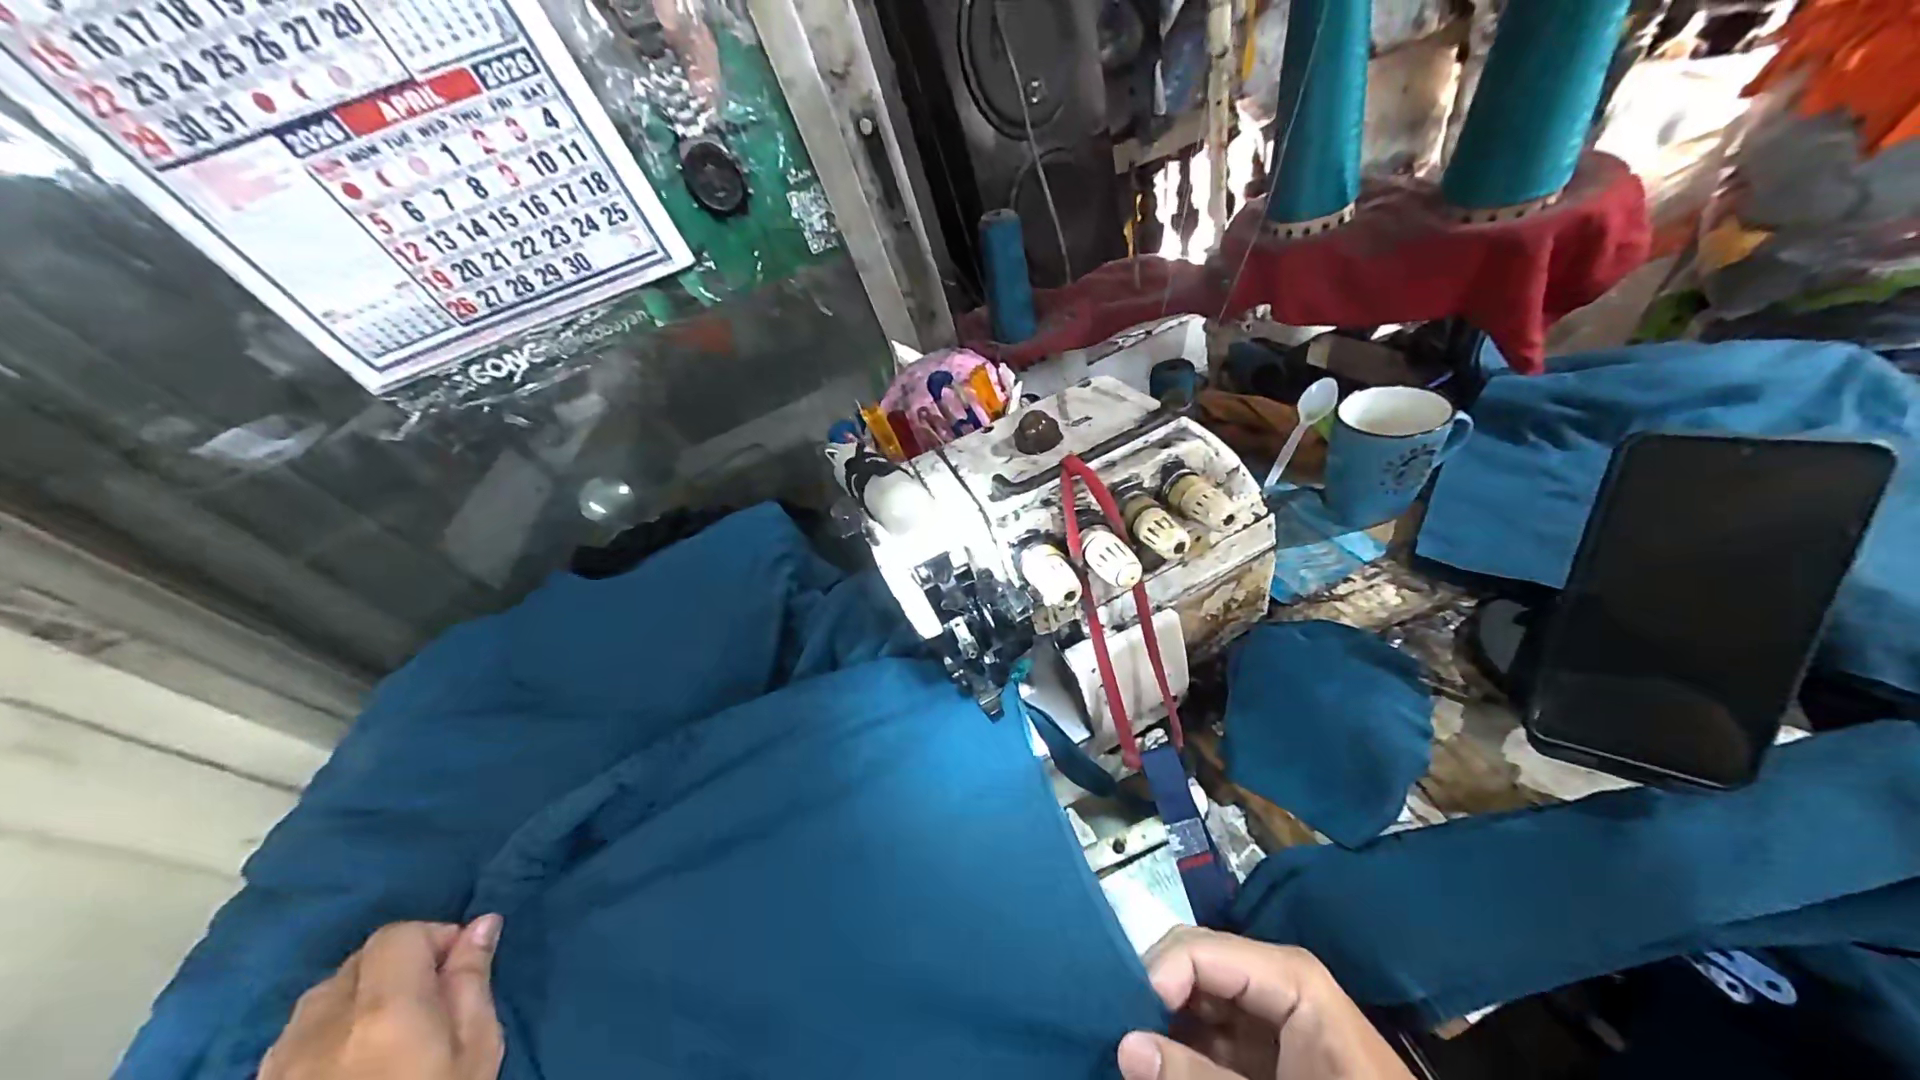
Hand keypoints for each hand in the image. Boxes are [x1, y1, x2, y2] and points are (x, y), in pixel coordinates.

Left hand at [261, 916, 504, 1079]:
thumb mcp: (475, 1051)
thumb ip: (472, 981)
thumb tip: (482, 924)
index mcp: (384, 1009)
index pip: (398, 936)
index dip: (434, 937)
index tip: (460, 964)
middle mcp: (321, 1027)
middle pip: (357, 962)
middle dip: (398, 964)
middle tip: (431, 998)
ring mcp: (279, 1066)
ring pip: (321, 998)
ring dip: (359, 997)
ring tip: (388, 1034)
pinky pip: (294, 1039)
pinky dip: (327, 1033)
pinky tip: (350, 1066)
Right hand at [1117, 927, 1412, 1079]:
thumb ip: (1200, 1078)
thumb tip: (1123, 1046)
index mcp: (1287, 975)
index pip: (1197, 949)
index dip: (1155, 979)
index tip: (1122, 1027)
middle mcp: (1272, 978)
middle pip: (1191, 965)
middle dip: (1152, 998)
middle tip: (1117, 1038)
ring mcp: (1268, 1011)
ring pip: (1193, 998)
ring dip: (1161, 1024)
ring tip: (1131, 1054)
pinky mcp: (1263, 1046)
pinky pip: (1207, 1030)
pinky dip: (1181, 1047)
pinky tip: (1160, 1066)